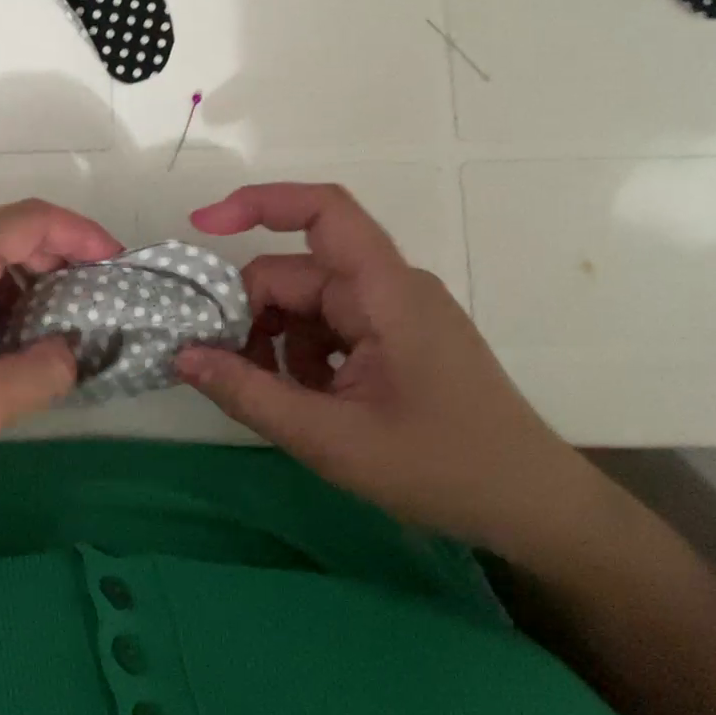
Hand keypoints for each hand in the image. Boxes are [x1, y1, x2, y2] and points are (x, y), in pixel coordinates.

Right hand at [174, 183, 612, 561]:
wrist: (535, 512)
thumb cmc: (442, 469)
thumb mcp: (329, 438)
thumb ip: (248, 393)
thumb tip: (180, 355)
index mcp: (386, 293)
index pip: (323, 211)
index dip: (257, 202)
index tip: (201, 227)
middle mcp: (389, 289)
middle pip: (295, 272)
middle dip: (250, 312)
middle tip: (222, 366)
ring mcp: (394, 315)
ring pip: (306, 304)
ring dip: (273, 341)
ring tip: (270, 395)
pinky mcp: (395, 341)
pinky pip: (327, 328)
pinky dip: (300, 357)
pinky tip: (304, 401)